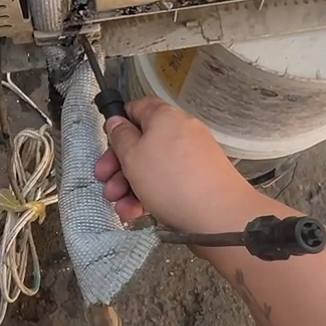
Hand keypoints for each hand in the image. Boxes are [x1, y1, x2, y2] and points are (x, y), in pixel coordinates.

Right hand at [92, 98, 259, 232]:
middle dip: (119, 165)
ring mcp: (192, 157)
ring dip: (130, 185)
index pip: (137, 108)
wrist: (220, 217)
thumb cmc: (172, 181)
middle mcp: (181, 131)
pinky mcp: (199, 180)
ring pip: (153, 166)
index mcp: (165, 116)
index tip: (107, 143)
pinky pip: (168, 182)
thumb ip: (120, 136)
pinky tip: (137, 213)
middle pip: (142, 141)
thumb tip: (116, 122)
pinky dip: (151, 194)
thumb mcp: (132, 156)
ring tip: (120, 206)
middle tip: (105, 182)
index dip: (119, 124)